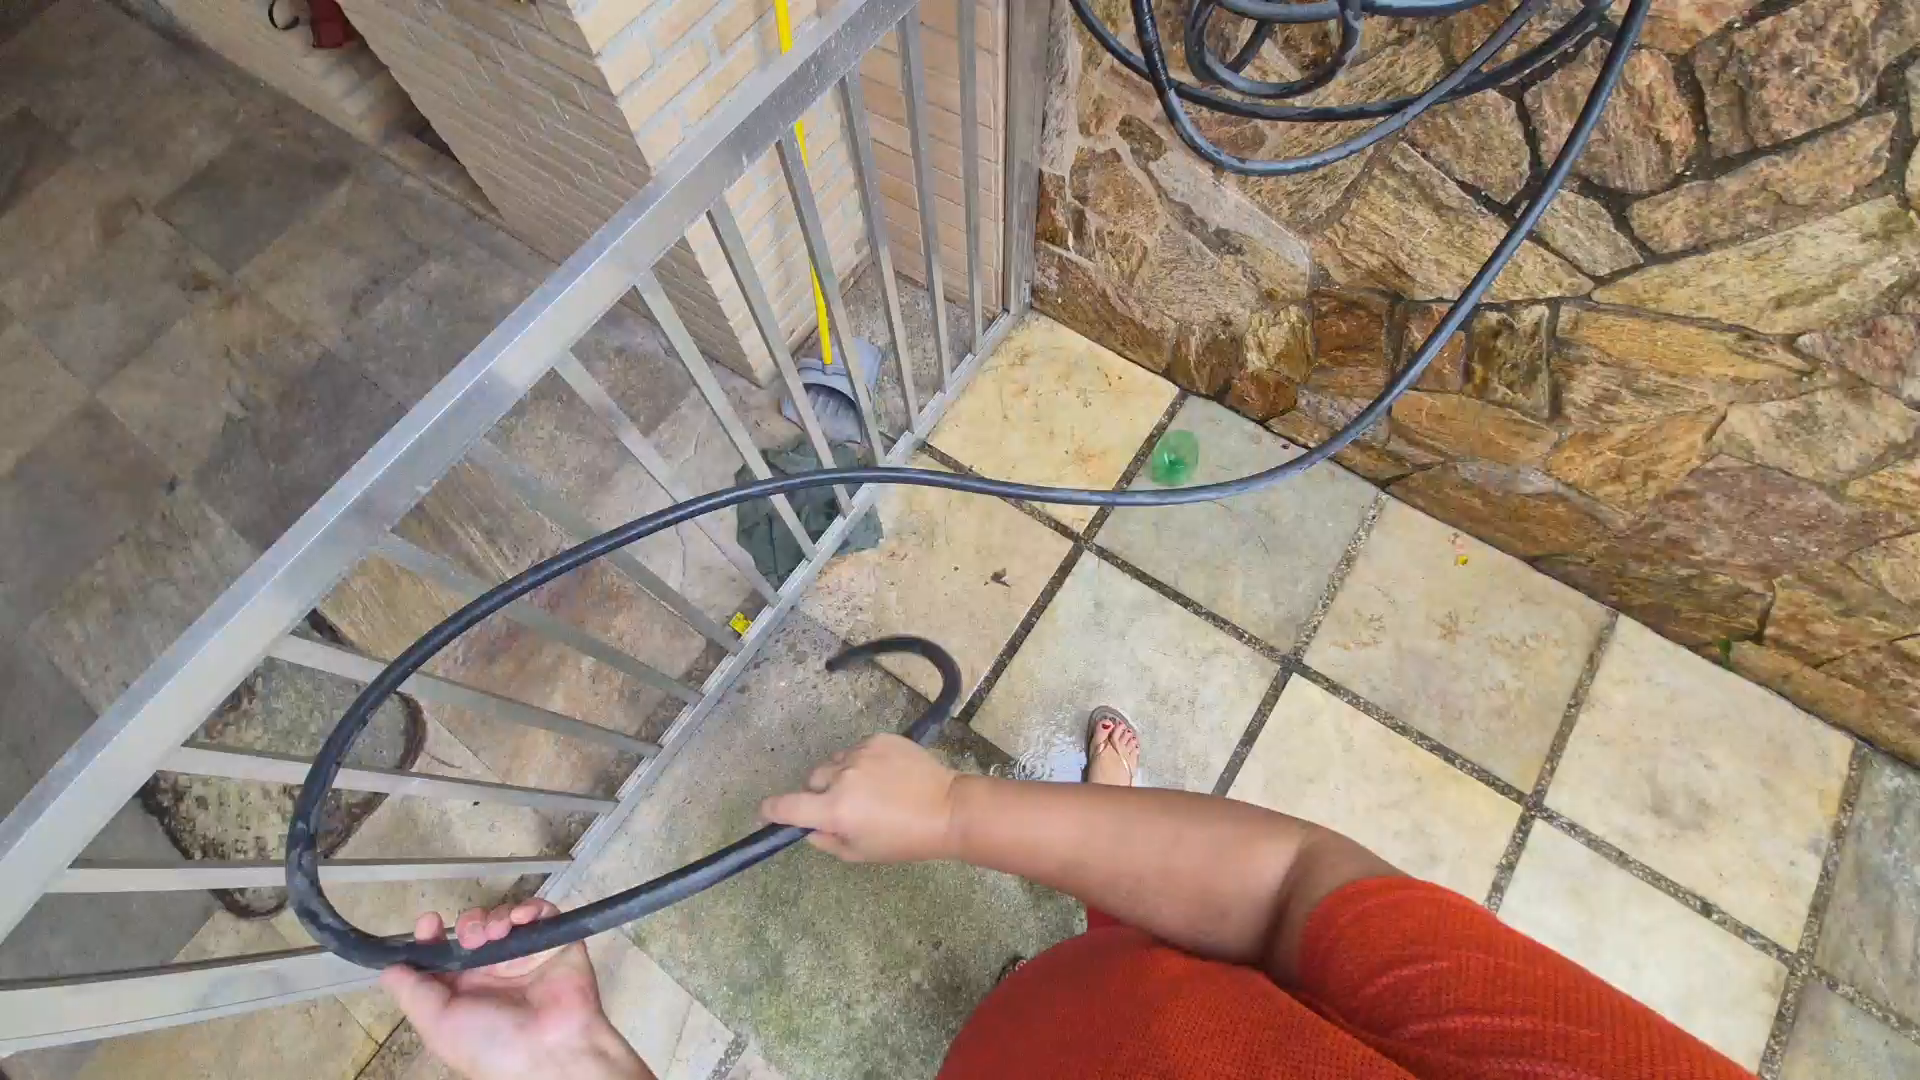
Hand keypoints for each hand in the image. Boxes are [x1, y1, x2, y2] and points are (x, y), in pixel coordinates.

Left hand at [380, 899, 650, 1079]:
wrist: (549, 1046)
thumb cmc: (489, 1042)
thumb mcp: (440, 1025)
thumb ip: (415, 994)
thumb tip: (388, 969)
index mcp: (464, 989)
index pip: (444, 954)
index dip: (433, 937)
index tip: (428, 921)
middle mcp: (494, 968)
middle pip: (475, 929)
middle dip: (470, 923)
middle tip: (475, 937)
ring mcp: (526, 952)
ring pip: (505, 916)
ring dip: (497, 917)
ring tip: (498, 932)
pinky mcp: (556, 939)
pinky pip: (542, 912)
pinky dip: (530, 908)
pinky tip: (522, 917)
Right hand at [759, 733, 961, 862]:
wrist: (947, 808)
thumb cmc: (904, 839)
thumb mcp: (859, 852)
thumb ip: (824, 840)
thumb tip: (806, 826)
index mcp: (835, 809)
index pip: (785, 806)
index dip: (770, 810)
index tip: (766, 812)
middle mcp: (843, 776)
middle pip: (813, 780)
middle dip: (821, 793)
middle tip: (846, 807)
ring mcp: (862, 752)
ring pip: (836, 762)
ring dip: (842, 775)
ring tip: (871, 790)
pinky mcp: (880, 738)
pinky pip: (858, 749)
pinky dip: (863, 761)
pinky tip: (885, 775)